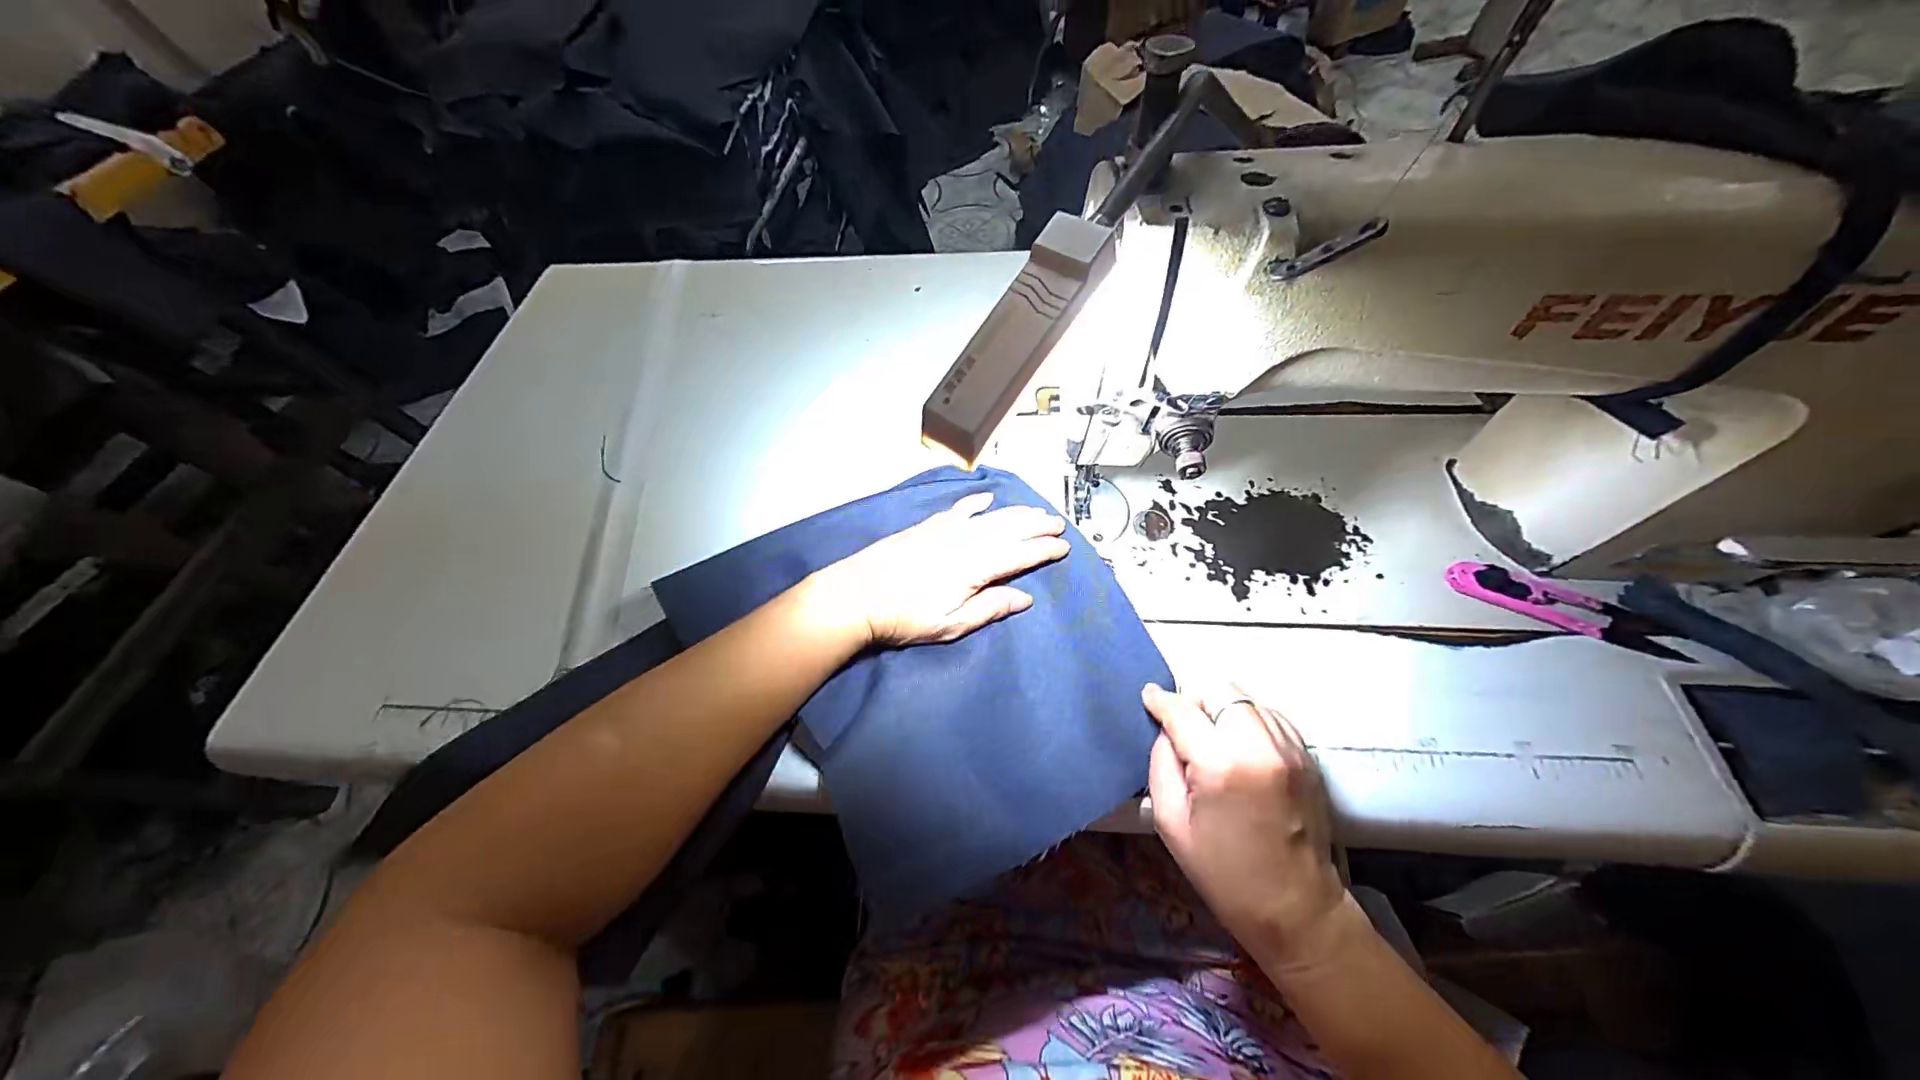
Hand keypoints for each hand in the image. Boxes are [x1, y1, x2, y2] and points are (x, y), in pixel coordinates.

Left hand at [807, 492, 1070, 647]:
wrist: (856, 595)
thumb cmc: (903, 617)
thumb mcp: (950, 624)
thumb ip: (989, 608)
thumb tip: (1024, 598)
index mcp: (975, 567)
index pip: (1019, 555)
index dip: (1044, 550)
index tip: (1063, 547)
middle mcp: (965, 542)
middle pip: (1010, 529)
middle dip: (1037, 526)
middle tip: (1058, 524)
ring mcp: (945, 530)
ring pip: (990, 517)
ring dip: (1015, 513)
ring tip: (1035, 511)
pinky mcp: (927, 527)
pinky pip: (959, 510)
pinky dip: (976, 503)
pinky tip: (987, 498)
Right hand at [1144, 683, 1354, 973]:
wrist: (1296, 909)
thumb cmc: (1224, 873)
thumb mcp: (1170, 822)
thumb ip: (1162, 763)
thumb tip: (1167, 730)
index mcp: (1222, 765)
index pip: (1183, 711)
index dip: (1160, 700)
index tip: (1149, 697)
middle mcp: (1261, 747)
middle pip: (1220, 691)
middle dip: (1195, 701)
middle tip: (1183, 726)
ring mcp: (1291, 750)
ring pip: (1247, 700)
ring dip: (1223, 710)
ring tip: (1212, 739)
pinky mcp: (1307, 758)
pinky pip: (1271, 717)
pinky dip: (1249, 721)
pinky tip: (1239, 749)